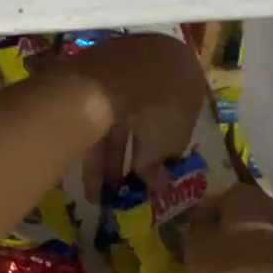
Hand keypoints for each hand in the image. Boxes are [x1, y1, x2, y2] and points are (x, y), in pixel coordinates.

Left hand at [49, 33, 211, 202]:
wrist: (119, 77)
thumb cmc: (161, 109)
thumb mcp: (169, 143)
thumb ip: (161, 163)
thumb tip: (158, 183)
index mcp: (183, 79)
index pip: (178, 118)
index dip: (165, 148)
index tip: (155, 171)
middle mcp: (152, 73)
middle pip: (142, 124)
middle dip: (132, 160)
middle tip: (126, 189)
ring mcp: (119, 75)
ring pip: (115, 126)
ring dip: (109, 164)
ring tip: (102, 198)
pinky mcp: (89, 83)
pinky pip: (94, 123)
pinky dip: (92, 154)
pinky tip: (90, 186)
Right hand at [184, 184, 272, 272]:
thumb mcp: (195, 252)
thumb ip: (197, 227)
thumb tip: (203, 216)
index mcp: (249, 202)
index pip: (231, 193)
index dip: (218, 210)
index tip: (206, 230)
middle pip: (259, 209)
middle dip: (244, 223)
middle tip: (226, 246)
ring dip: (265, 243)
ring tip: (249, 266)